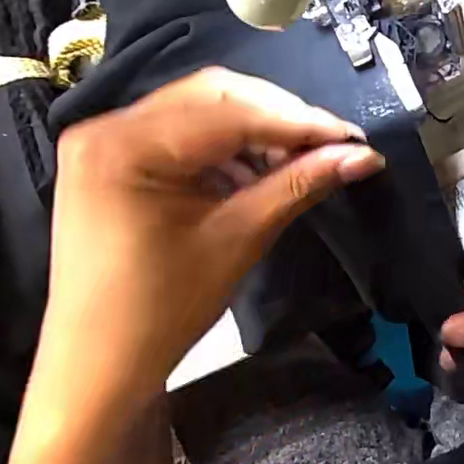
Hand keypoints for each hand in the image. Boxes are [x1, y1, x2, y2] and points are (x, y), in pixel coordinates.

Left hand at [37, 68, 384, 409]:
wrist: (98, 367)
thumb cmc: (162, 311)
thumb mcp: (237, 239)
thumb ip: (299, 184)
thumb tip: (366, 156)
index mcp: (126, 145)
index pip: (229, 112)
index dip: (298, 121)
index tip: (352, 137)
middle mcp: (107, 125)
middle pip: (213, 96)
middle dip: (278, 117)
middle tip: (330, 144)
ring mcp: (106, 138)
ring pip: (201, 109)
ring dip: (256, 128)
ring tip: (300, 159)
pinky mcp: (115, 156)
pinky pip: (183, 132)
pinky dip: (227, 145)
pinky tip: (258, 168)